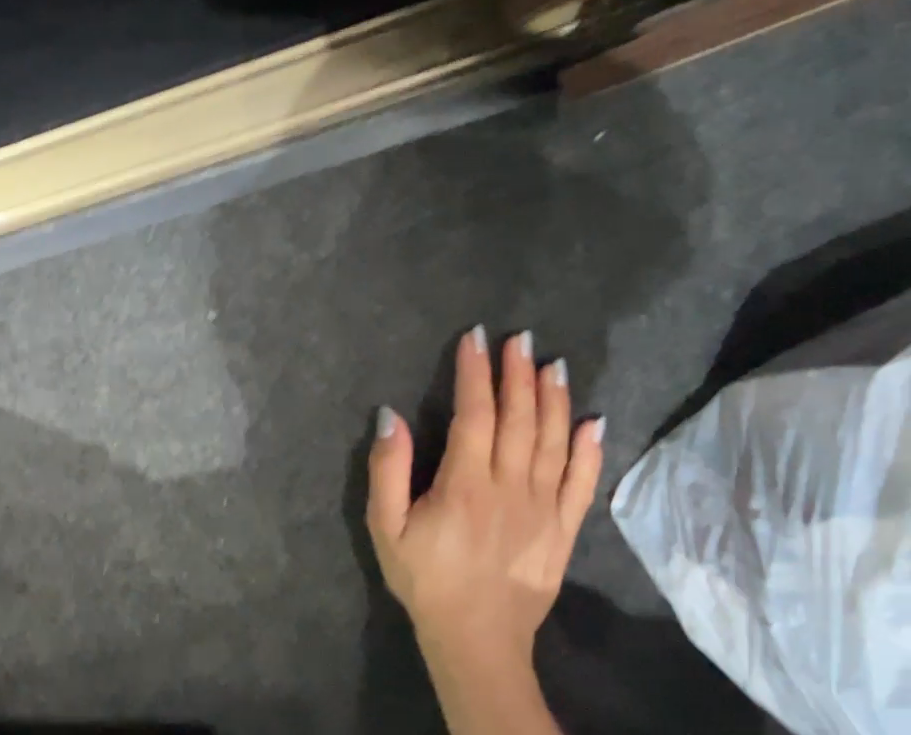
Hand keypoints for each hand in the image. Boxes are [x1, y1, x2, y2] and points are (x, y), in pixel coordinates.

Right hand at [366, 327, 603, 660]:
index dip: (476, 374)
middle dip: (518, 375)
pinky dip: (589, 450)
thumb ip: (387, 469)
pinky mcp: (563, 531)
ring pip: (553, 443)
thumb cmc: (423, 577)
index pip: (475, 415)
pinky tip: (591, 421)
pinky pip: (581, 483)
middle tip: (520, 338)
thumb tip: (390, 415)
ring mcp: (544, 510)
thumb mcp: (385, 525)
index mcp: (465, 484)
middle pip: (519, 421)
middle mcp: (511, 488)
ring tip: (552, 364)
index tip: (476, 339)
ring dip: (554, 400)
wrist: (477, 639)